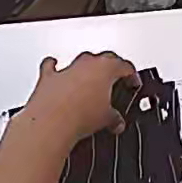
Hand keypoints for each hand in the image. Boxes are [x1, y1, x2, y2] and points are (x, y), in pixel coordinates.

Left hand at [16, 53, 139, 147]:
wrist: (51, 122)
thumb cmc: (80, 115)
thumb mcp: (107, 119)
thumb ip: (115, 118)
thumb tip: (116, 122)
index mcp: (107, 68)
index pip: (125, 66)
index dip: (131, 75)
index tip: (133, 82)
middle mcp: (87, 64)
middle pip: (103, 59)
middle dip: (110, 69)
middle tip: (114, 81)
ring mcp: (67, 69)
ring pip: (79, 62)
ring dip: (85, 71)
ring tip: (89, 84)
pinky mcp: (48, 78)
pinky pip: (51, 67)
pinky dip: (54, 68)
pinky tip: (56, 71)